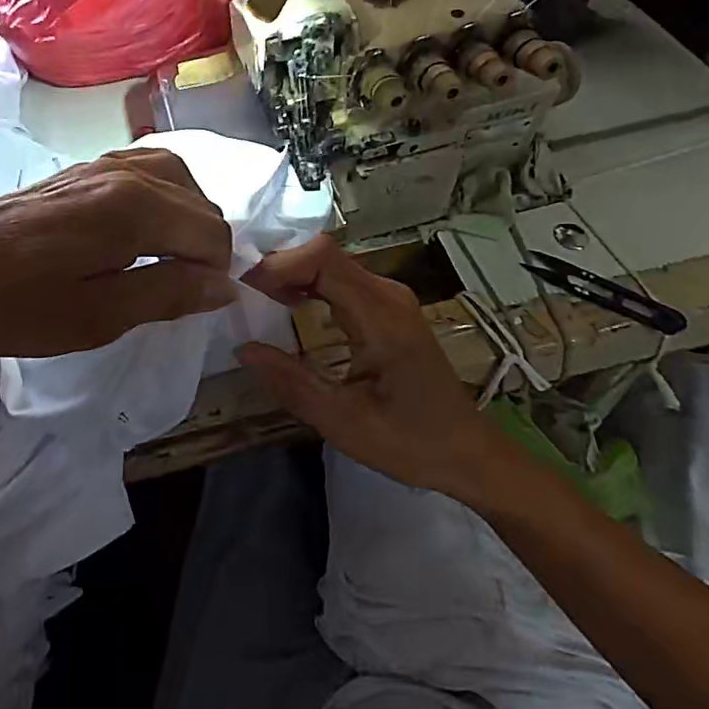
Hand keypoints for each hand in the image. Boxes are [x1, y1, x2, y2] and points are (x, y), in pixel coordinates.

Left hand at [0, 148, 236, 369]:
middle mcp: (123, 173)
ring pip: (175, 178)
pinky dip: (160, 197)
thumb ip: (168, 293)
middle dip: (204, 247)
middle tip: (178, 291)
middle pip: (199, 202)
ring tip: (165, 261)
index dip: (216, 273)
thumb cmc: (14, 307)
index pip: (212, 232)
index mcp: (134, 206)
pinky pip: (142, 170)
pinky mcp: (76, 170)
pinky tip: (139, 231)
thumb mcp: (97, 317)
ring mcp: (97, 164)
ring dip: (185, 218)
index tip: (194, 306)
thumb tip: (224, 285)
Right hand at [239, 236, 516, 505]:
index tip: (245, 286)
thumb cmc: (411, 443)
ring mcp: (390, 298)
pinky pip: (341, 279)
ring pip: (331, 263)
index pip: (324, 260)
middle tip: (240, 290)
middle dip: (279, 266)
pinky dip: (308, 284)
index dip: (280, 264)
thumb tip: (244, 349)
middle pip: (325, 254)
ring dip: (291, 273)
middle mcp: (388, 295)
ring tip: (255, 296)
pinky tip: (287, 304)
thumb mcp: (343, 422)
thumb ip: (292, 383)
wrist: (468, 453)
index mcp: (382, 318)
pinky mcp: (388, 308)